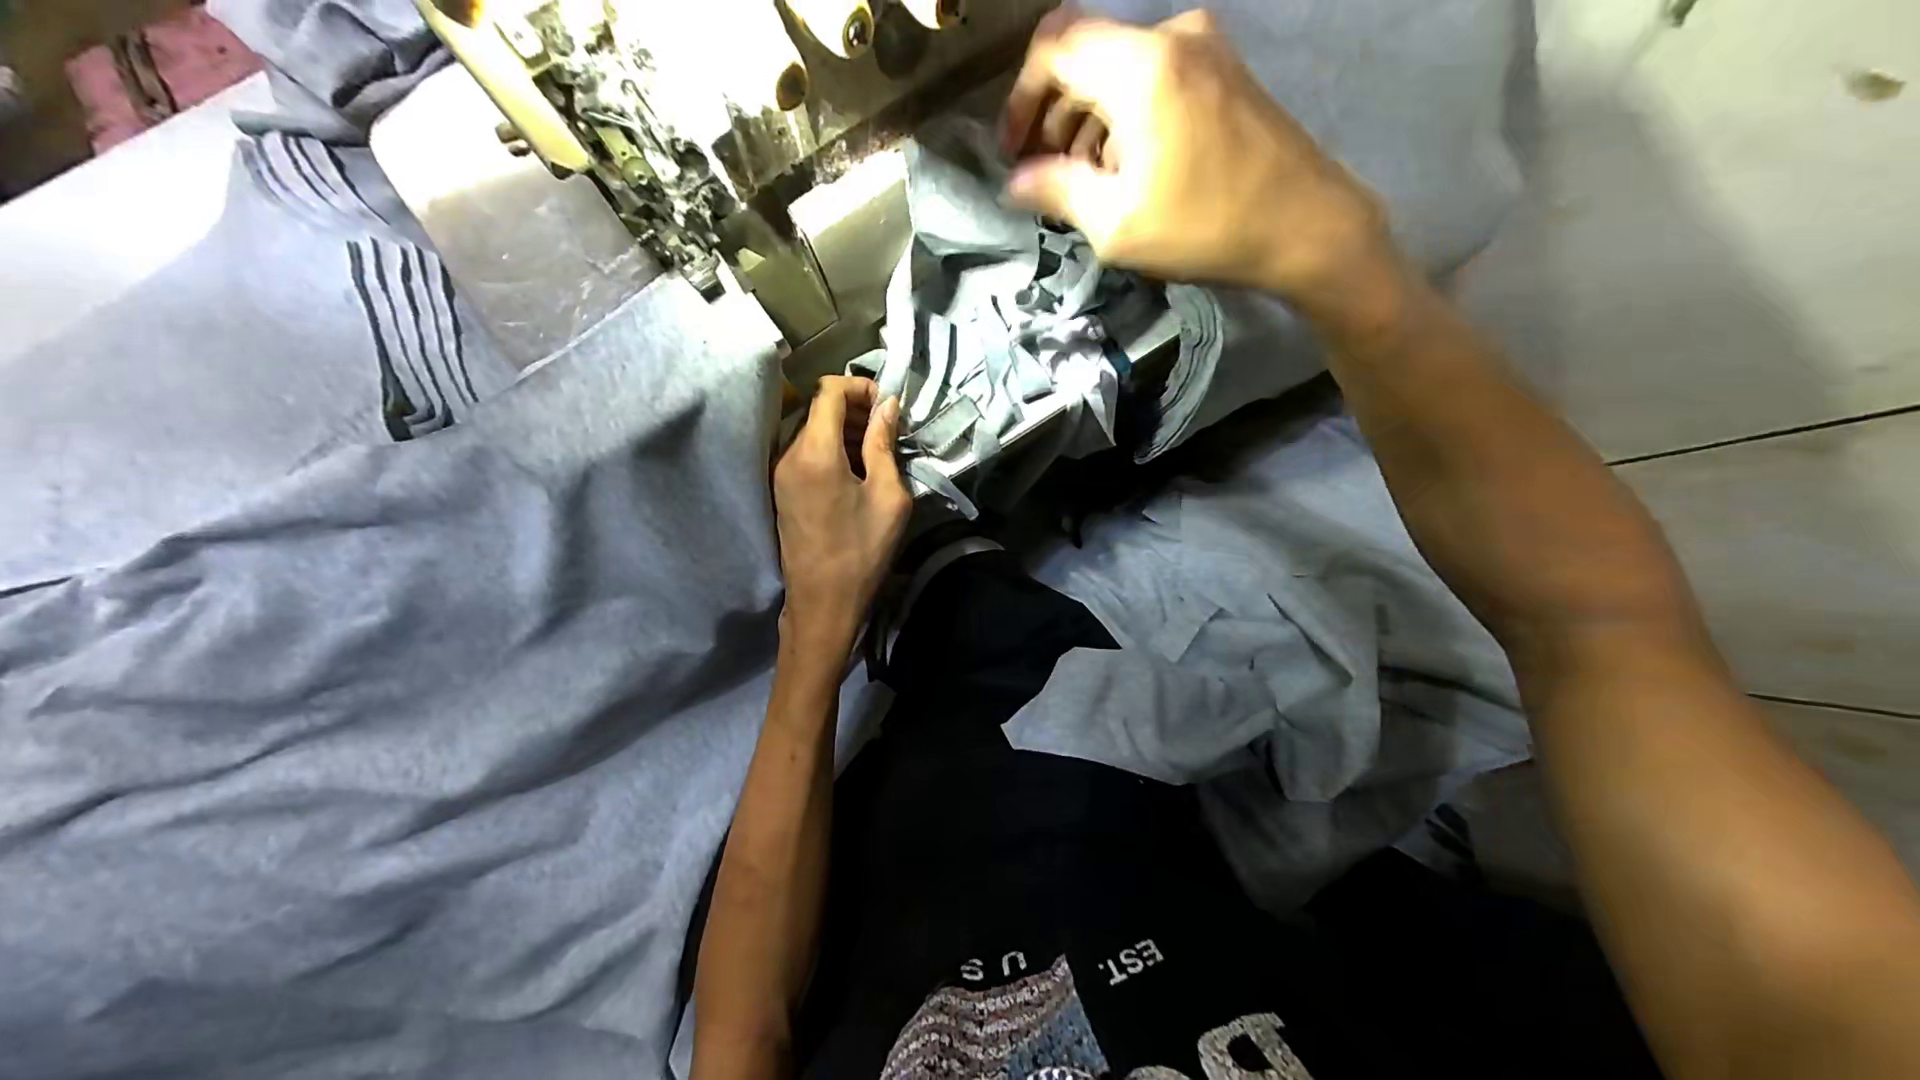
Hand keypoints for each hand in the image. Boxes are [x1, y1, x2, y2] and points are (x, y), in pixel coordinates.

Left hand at [772, 376, 910, 650]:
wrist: (823, 602)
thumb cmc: (862, 551)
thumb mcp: (888, 496)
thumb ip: (883, 443)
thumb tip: (887, 405)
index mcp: (815, 452)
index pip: (829, 390)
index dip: (860, 386)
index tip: (888, 406)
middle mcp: (789, 455)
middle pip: (819, 408)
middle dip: (856, 408)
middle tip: (889, 431)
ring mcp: (780, 473)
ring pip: (813, 430)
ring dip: (845, 430)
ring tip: (878, 452)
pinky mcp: (781, 490)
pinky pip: (807, 453)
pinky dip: (832, 449)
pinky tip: (857, 472)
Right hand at [1001, 9, 1401, 318]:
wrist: (1305, 225)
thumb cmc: (1205, 228)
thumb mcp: (1116, 223)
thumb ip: (1056, 191)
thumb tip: (1015, 181)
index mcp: (1140, 68)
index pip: (1053, 47)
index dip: (1021, 98)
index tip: (1014, 151)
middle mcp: (1171, 38)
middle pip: (1084, 55)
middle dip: (1051, 113)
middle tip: (1041, 172)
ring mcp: (1204, 48)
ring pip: (1117, 68)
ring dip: (1087, 118)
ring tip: (1081, 179)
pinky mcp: (1222, 70)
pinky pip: (1152, 78)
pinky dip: (1123, 116)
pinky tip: (1124, 166)